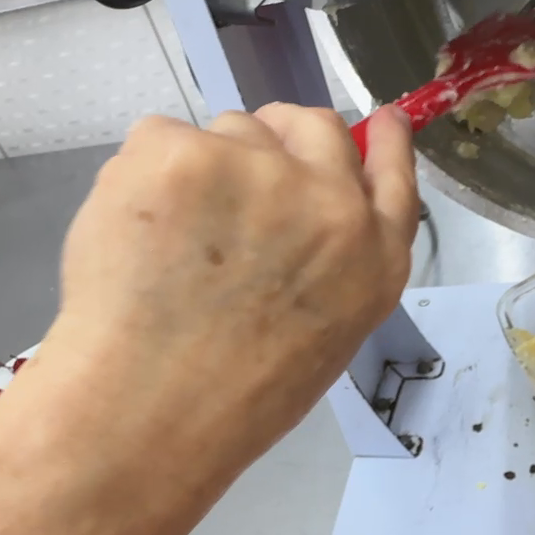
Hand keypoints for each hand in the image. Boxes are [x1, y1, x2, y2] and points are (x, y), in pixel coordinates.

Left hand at [18, 103, 418, 471]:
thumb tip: (303, 214)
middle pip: (312, 126)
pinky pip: (165, 136)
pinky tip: (142, 235)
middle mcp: (330, 204)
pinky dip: (150, 177)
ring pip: (232, 130)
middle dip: (280, 143)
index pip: (393, 176)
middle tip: (237, 190)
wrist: (153, 413)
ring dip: (211, 166)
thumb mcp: (323, 336)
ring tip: (181, 243)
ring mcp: (257, 170)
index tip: (381, 122)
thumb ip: (332, 264)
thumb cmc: (239, 400)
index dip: (383, 143)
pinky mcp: (180, 151)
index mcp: (372, 261)